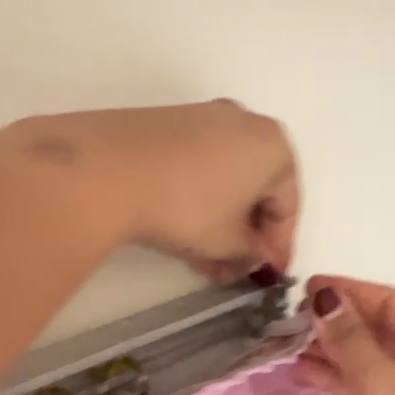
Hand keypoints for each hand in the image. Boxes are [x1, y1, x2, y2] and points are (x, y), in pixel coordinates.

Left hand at [1, 100, 298, 280]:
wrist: (107, 169)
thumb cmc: (187, 206)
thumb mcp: (228, 243)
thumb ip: (252, 254)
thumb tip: (255, 258)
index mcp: (274, 146)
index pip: (287, 206)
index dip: (279, 247)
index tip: (270, 276)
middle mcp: (245, 123)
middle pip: (256, 191)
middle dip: (246, 238)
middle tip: (234, 273)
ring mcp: (203, 118)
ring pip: (224, 182)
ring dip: (220, 226)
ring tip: (205, 263)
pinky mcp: (168, 123)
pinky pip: (198, 168)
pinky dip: (198, 202)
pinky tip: (183, 236)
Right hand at [295, 276, 394, 394]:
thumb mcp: (383, 380)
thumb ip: (349, 338)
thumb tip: (323, 298)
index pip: (390, 301)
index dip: (350, 292)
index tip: (306, 287)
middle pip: (376, 329)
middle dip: (336, 322)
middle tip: (288, 317)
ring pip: (364, 359)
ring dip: (329, 351)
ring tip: (285, 342)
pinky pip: (358, 387)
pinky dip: (333, 379)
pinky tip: (300, 371)